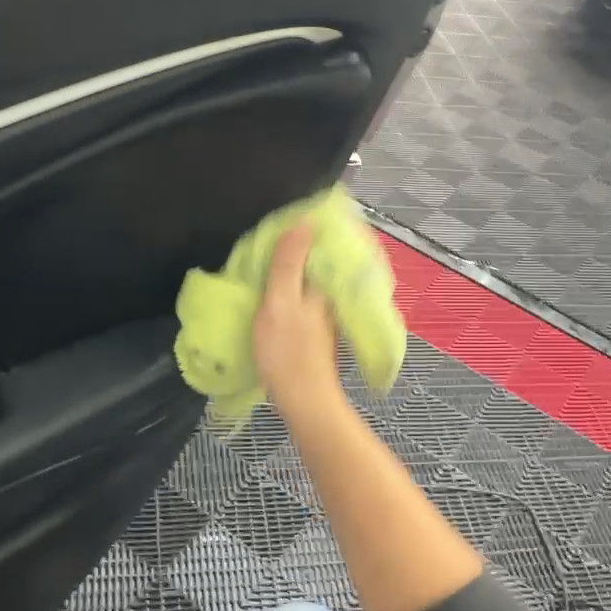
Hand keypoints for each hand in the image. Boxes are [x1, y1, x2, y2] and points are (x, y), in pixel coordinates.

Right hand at [254, 221, 342, 414]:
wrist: (304, 401)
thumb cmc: (289, 351)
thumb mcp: (281, 302)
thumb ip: (289, 263)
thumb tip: (305, 220)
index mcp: (327, 285)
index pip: (328, 243)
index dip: (316, 225)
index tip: (300, 209)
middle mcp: (334, 296)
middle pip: (322, 260)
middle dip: (307, 243)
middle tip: (280, 229)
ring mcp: (328, 315)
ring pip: (315, 279)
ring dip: (300, 264)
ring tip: (276, 252)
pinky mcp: (318, 331)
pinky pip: (309, 296)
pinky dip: (296, 286)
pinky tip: (280, 286)